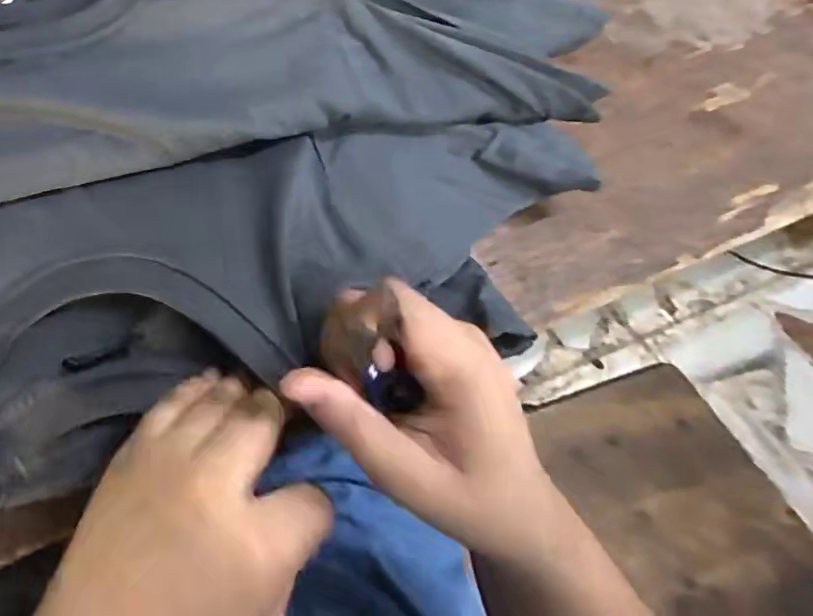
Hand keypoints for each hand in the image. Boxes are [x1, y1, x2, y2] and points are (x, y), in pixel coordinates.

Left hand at [36, 373, 333, 615]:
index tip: (307, 504)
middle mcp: (213, 483)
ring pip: (216, 400)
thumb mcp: (259, 608)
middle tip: (282, 416)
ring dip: (238, 394)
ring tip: (248, 393)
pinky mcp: (134, 446)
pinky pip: (172, 400)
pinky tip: (208, 384)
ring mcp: (169, 457)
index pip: (311, 499)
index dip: (315, 503)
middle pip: (260, 422)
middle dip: (278, 415)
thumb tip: (294, 508)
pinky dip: (195, 388)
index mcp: (255, 544)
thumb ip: (284, 556)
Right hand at [280, 279, 577, 569]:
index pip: (391, 297)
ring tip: (374, 391)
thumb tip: (290, 380)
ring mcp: (463, 332)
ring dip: (367, 340)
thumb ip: (348, 422)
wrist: (522, 515)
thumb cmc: (464, 499)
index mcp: (460, 360)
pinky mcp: (456, 340)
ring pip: (390, 306)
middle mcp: (463, 332)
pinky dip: (383, 344)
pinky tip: (391, 387)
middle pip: (386, 298)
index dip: (360, 324)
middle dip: (357, 334)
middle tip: (359, 389)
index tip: (359, 376)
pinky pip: (403, 320)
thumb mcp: (401, 473)